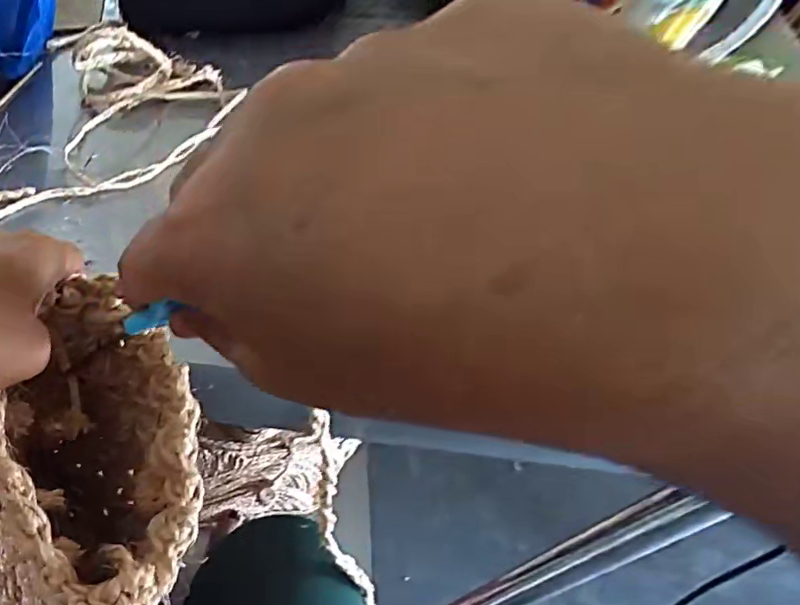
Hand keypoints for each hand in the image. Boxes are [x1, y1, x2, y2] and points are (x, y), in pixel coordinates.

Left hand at [0, 229, 82, 399]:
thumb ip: (48, 341)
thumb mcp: (33, 353)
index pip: (77, 265)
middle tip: (30, 350)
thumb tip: (31, 334)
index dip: (79, 301)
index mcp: (39, 250)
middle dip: (36, 311)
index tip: (68, 336)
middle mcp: (1, 239)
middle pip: (33, 276)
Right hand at [119, 0, 799, 463]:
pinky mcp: (461, 19)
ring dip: (312, 175)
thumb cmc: (433, 354)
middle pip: (210, 185)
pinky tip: (473, 167)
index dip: (161, 293)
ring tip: (398, 219)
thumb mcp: (298, 373)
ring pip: (298, 129)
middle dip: (229, 230)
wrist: (657, 266)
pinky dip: (401, 130)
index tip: (194, 312)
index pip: (143, 260)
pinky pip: (393, 88)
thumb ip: (229, 327)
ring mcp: (362, 59)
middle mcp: (262, 128)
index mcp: (208, 227)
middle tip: (298, 273)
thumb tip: (207, 295)